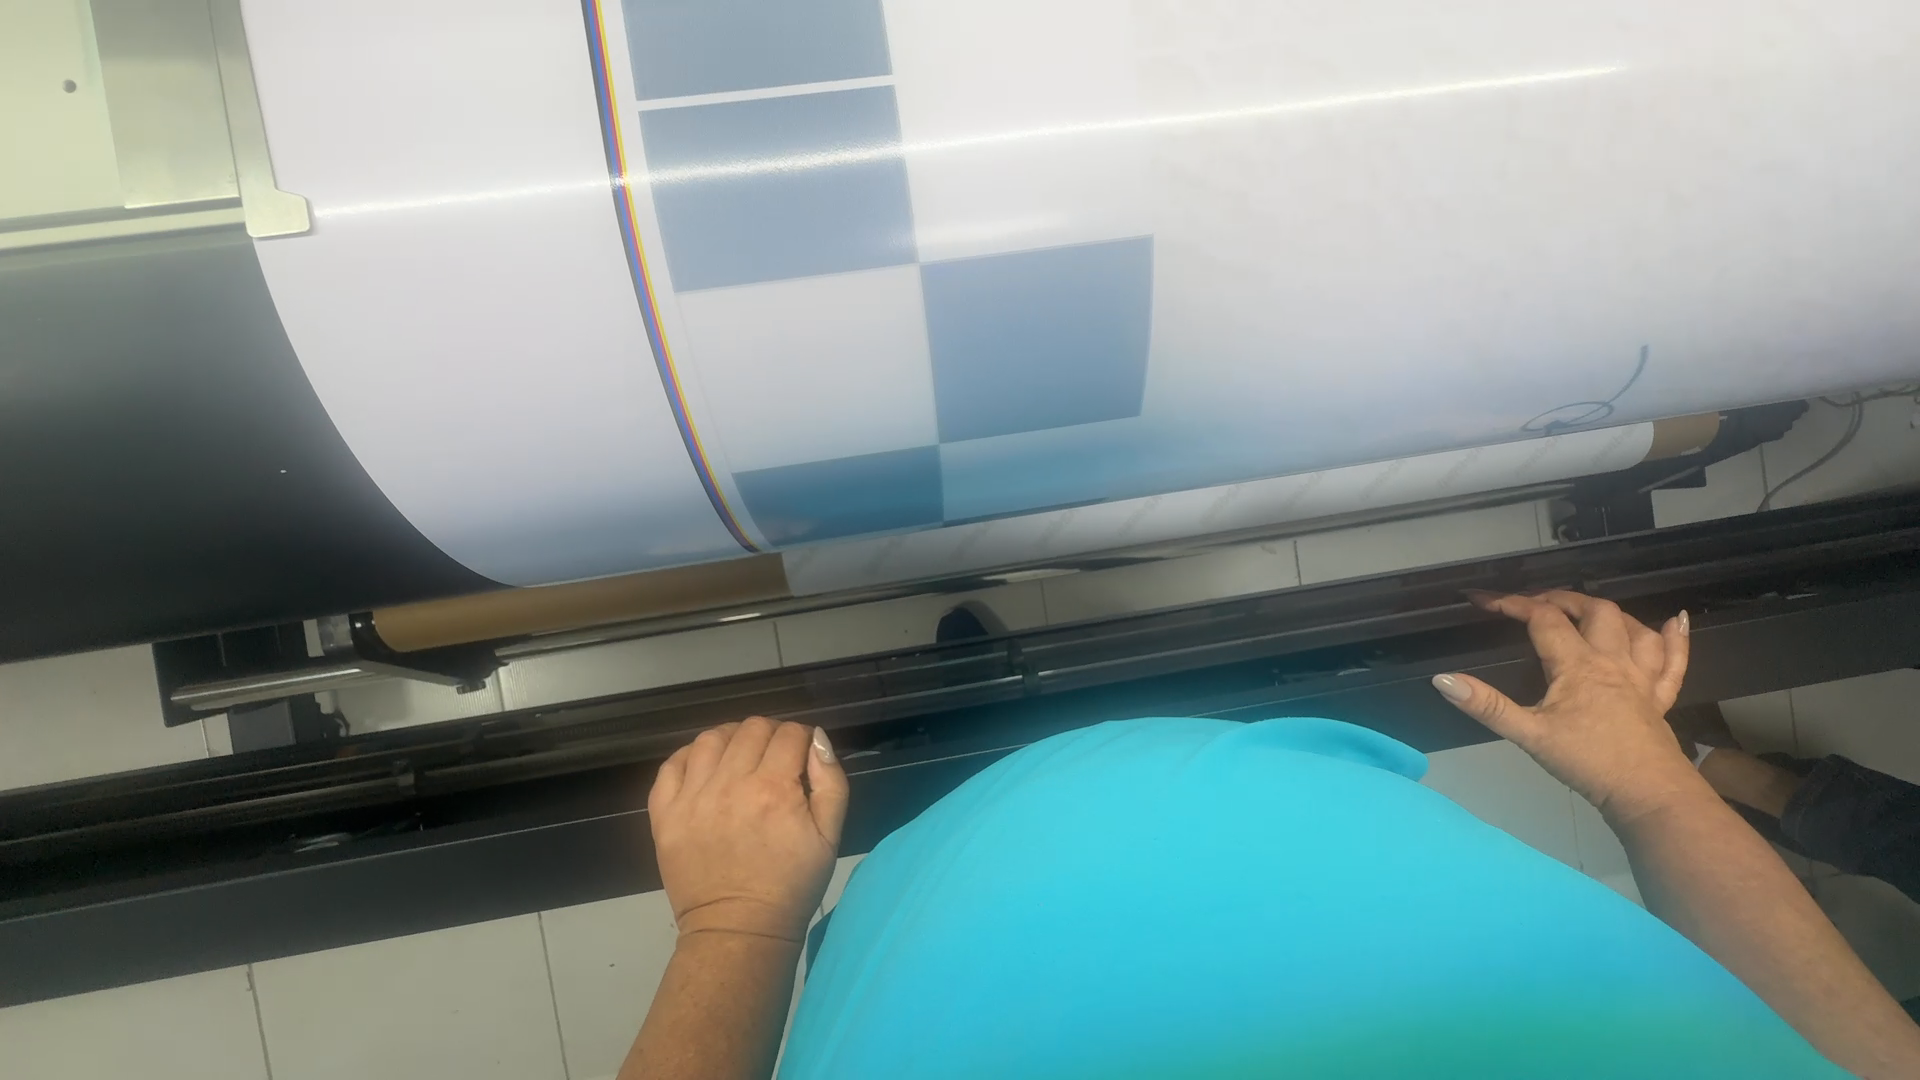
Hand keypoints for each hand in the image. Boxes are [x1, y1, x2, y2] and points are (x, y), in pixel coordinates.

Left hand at [648, 717, 848, 942]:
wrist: (739, 931)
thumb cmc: (792, 884)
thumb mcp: (830, 836)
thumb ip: (830, 780)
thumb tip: (816, 737)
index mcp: (774, 790)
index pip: (790, 734)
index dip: (802, 737)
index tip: (803, 754)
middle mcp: (730, 785)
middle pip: (752, 728)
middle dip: (771, 733)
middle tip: (776, 756)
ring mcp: (692, 799)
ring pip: (712, 738)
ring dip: (732, 738)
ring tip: (741, 755)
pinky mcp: (664, 815)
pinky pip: (672, 765)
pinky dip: (690, 755)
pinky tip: (706, 766)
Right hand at [1432, 590, 1700, 823]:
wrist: (1651, 797)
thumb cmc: (1587, 762)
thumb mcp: (1527, 734)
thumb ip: (1485, 705)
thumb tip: (1441, 679)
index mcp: (1578, 666)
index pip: (1542, 619)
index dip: (1510, 603)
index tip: (1481, 599)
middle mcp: (1613, 662)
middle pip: (1594, 611)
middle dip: (1560, 599)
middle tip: (1532, 602)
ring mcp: (1643, 679)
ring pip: (1633, 629)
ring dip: (1607, 613)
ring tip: (1584, 610)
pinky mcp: (1661, 698)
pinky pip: (1675, 661)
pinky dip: (1676, 637)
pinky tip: (1676, 620)